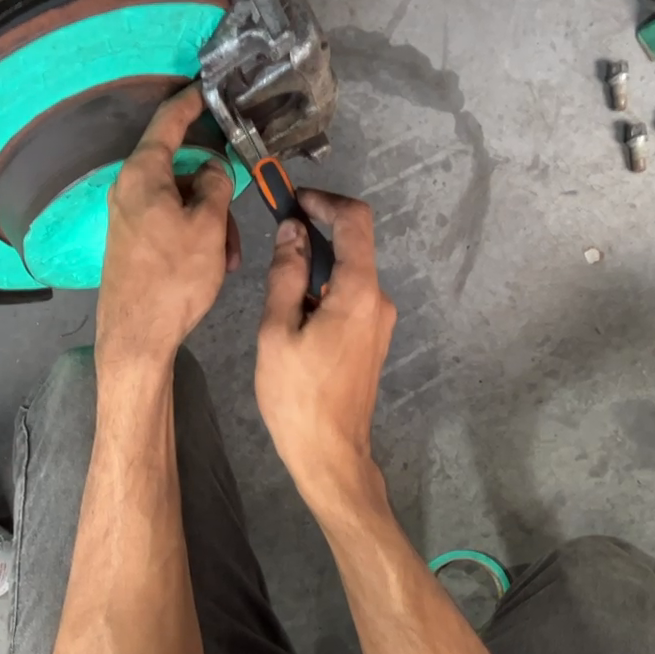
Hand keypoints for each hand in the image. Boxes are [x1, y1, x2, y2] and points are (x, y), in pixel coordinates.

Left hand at [95, 86, 240, 370]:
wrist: (137, 336)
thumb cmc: (174, 278)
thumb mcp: (209, 227)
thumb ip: (217, 185)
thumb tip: (216, 167)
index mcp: (142, 174)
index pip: (168, 121)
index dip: (192, 103)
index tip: (210, 90)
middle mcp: (128, 190)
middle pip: (182, 171)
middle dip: (216, 192)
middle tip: (238, 221)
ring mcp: (127, 219)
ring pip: (180, 204)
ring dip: (210, 224)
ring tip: (229, 259)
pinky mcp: (131, 245)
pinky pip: (169, 226)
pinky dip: (194, 238)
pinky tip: (212, 266)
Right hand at [254, 190, 397, 513]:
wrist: (330, 454)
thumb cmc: (297, 396)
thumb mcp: (277, 331)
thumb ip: (285, 275)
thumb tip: (292, 232)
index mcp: (359, 292)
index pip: (354, 221)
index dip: (324, 201)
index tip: (292, 200)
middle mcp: (379, 300)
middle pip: (351, 248)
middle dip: (313, 236)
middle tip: (274, 242)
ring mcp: (380, 324)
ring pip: (348, 278)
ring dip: (315, 271)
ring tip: (277, 294)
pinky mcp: (373, 343)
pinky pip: (349, 302)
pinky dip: (324, 294)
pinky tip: (295, 320)